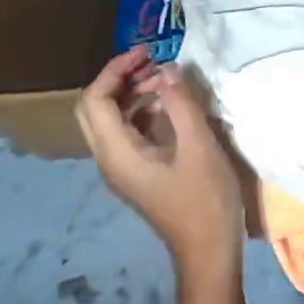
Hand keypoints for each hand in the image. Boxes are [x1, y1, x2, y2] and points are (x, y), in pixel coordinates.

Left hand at [77, 48, 244, 273]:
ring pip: (110, 119)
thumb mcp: (199, 145)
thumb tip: (168, 69)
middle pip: (94, 108)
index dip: (114, 70)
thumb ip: (181, 104)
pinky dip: (142, 109)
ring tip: (167, 78)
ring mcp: (122, 167)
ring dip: (132, 92)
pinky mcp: (138, 171)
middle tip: (152, 61)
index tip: (146, 52)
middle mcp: (110, 159)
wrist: (208, 251)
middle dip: (119, 78)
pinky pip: (127, 131)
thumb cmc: (205, 199)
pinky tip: (172, 104)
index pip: (94, 101)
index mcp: (117, 153)